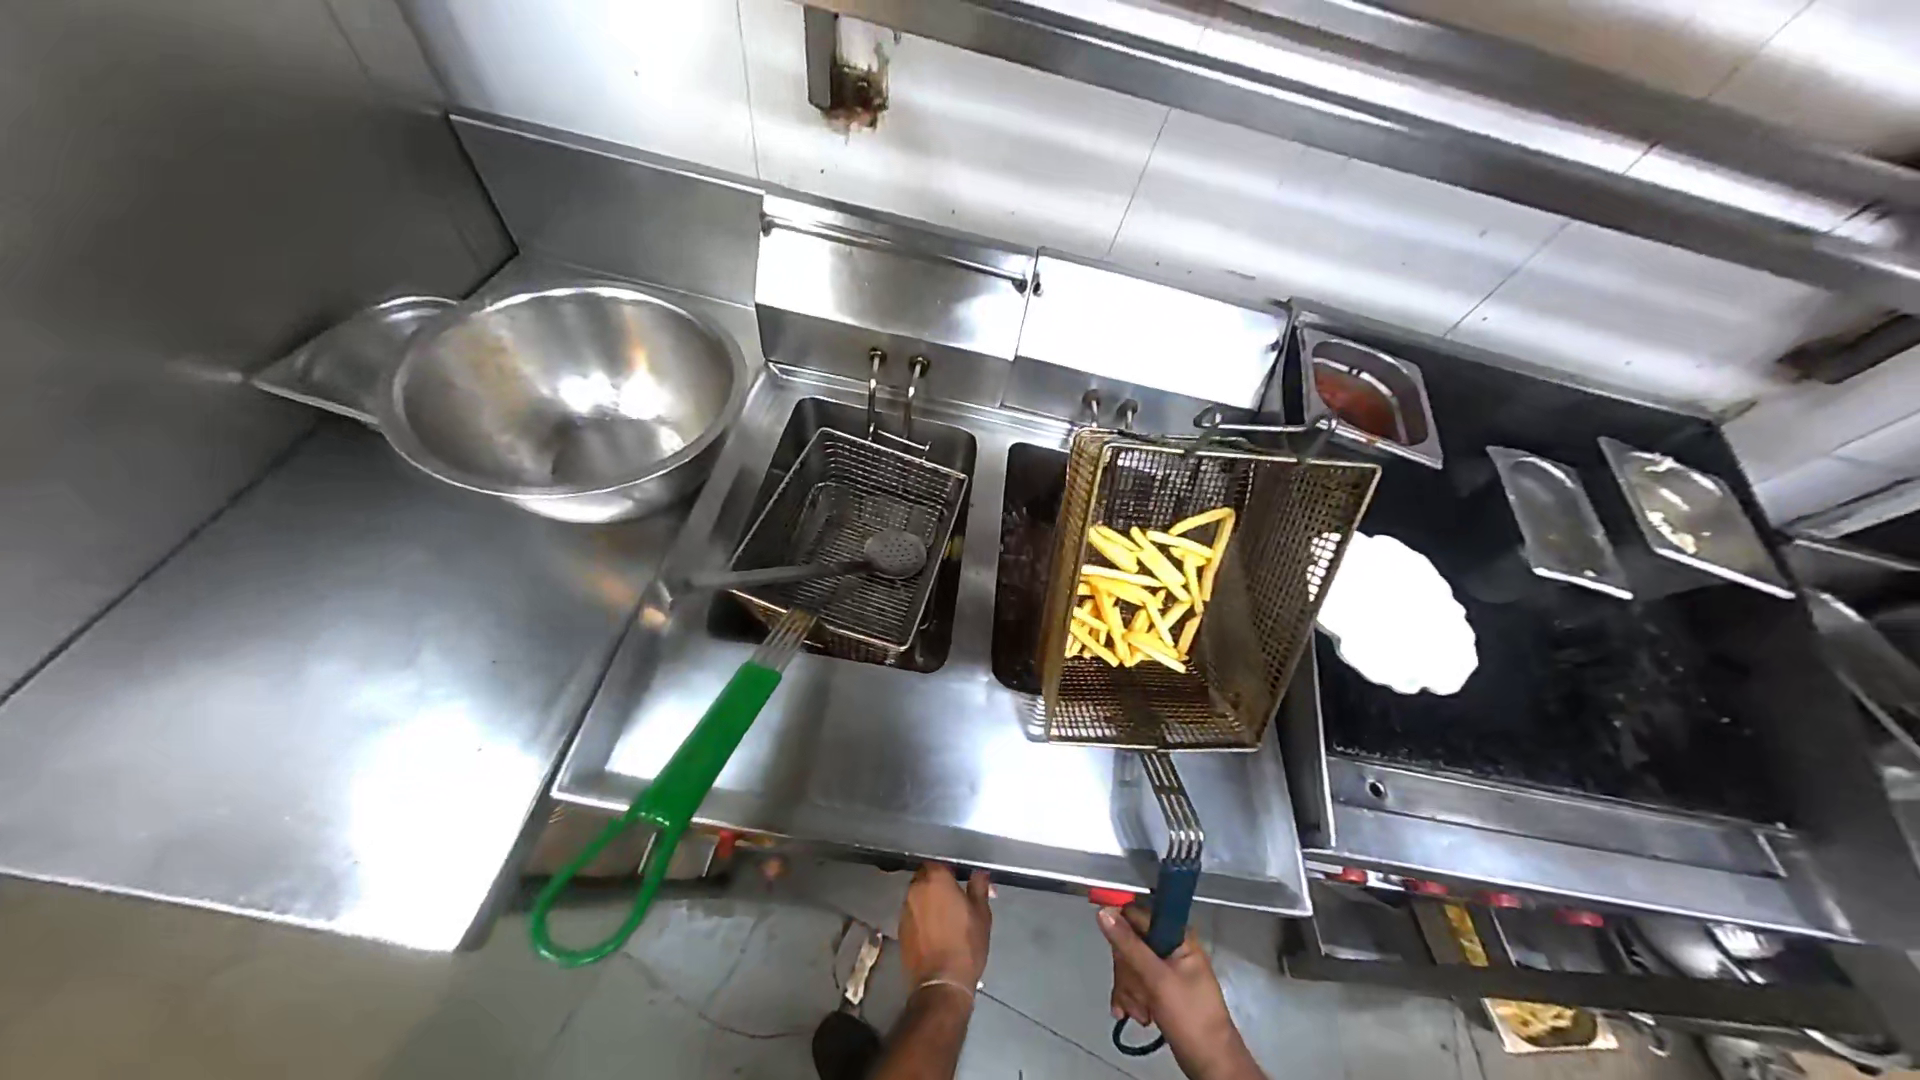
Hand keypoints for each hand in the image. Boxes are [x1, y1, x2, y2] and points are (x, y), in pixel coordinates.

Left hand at [898, 863, 991, 993]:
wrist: (941, 982)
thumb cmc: (966, 944)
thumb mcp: (981, 914)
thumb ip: (979, 887)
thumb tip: (980, 873)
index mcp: (935, 879)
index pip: (939, 863)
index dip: (949, 870)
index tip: (960, 880)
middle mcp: (916, 889)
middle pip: (924, 877)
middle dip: (937, 883)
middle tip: (953, 897)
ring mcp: (905, 908)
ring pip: (917, 895)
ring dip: (928, 899)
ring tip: (944, 914)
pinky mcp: (900, 928)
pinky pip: (912, 912)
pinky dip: (921, 915)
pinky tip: (933, 929)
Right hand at [1098, 905, 1262, 1079]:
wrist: (1210, 1065)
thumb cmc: (1190, 1017)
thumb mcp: (1157, 979)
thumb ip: (1129, 944)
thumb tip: (1103, 911)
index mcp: (1177, 936)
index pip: (1138, 915)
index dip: (1121, 928)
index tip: (1115, 949)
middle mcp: (1169, 947)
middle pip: (1129, 942)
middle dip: (1127, 972)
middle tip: (1137, 991)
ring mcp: (1164, 969)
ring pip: (1128, 965)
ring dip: (1128, 990)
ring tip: (1140, 1012)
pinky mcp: (1158, 988)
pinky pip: (1133, 983)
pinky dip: (1130, 999)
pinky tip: (1131, 1014)